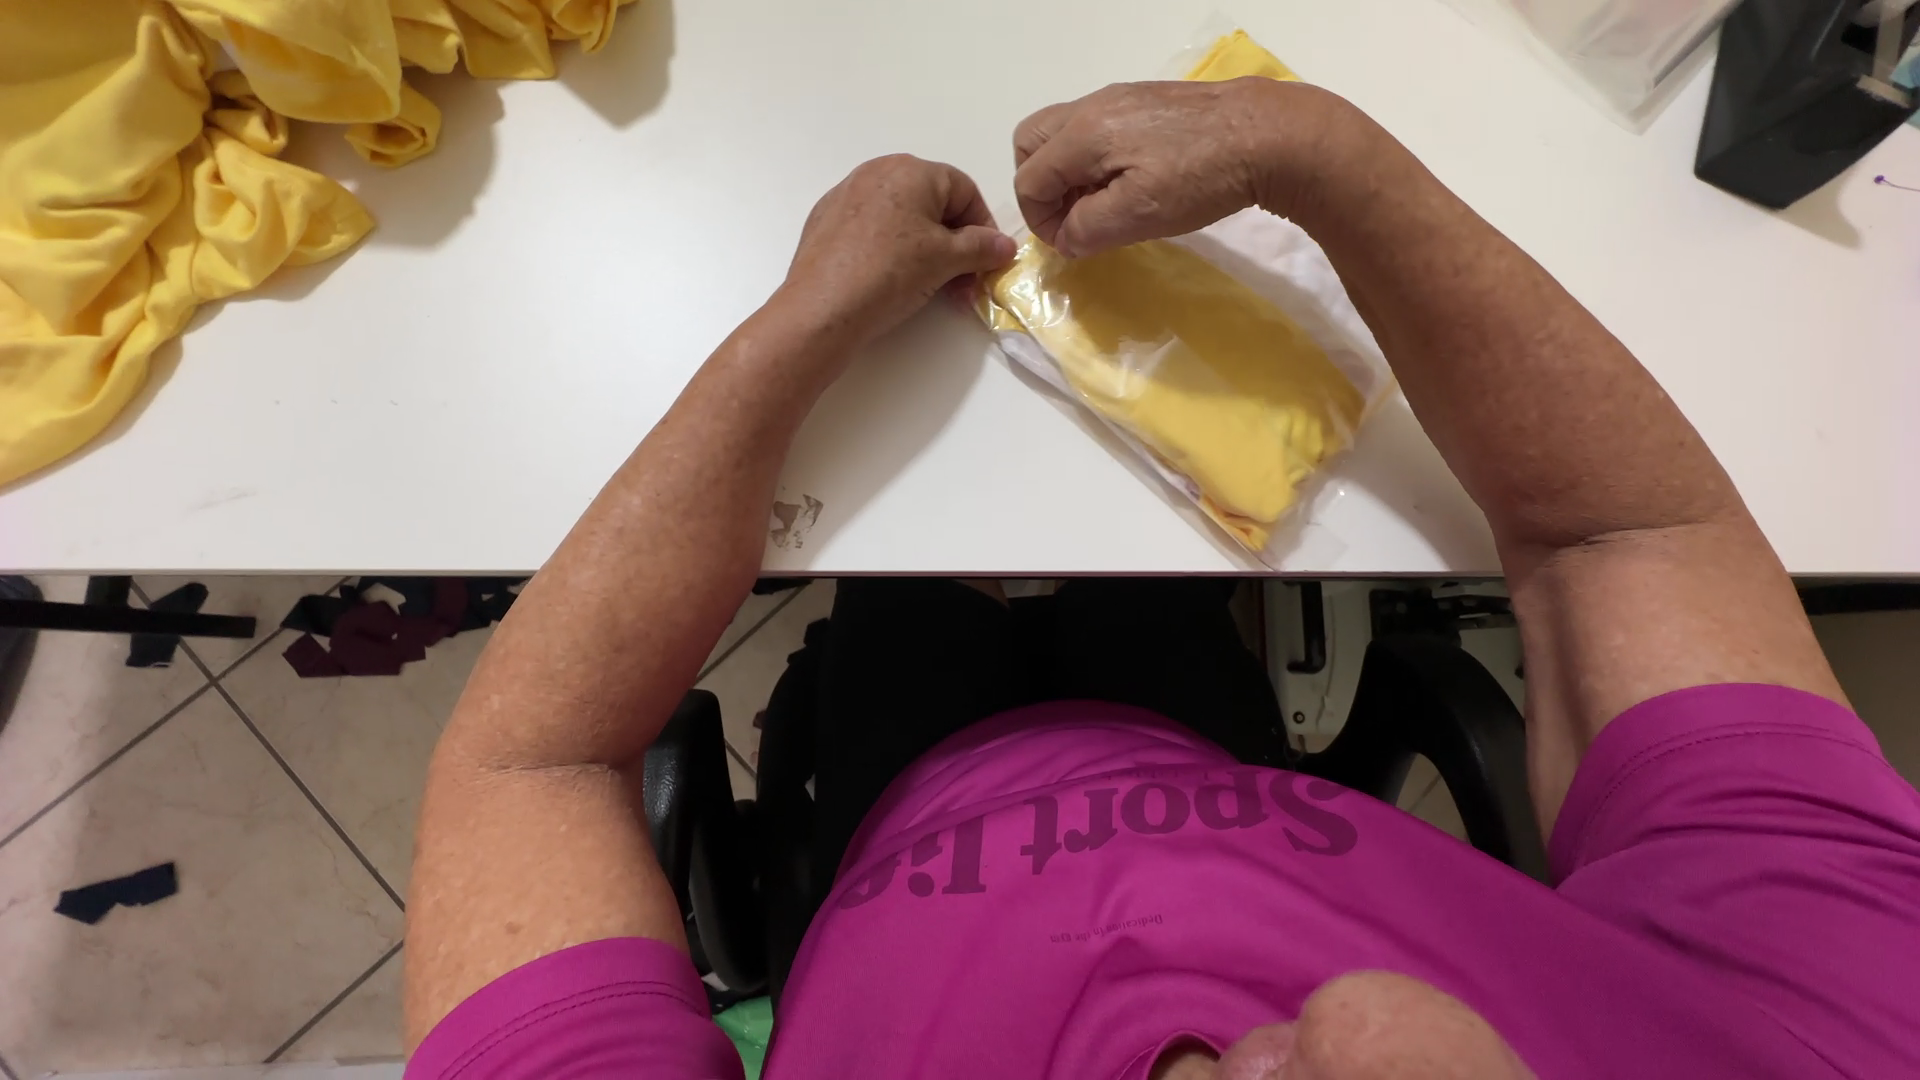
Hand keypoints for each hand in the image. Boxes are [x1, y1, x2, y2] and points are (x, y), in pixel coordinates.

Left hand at [778, 155, 1015, 348]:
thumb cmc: (890, 274)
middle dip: (955, 245)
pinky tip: (892, 284)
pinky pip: (874, 232)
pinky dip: (893, 253)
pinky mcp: (827, 223)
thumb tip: (1005, 246)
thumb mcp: (945, 261)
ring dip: (927, 253)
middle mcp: (877, 171)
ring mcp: (847, 195)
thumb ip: (980, 248)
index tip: (987, 262)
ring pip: (903, 220)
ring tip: (931, 290)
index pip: (964, 190)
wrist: (822, 308)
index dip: (983, 227)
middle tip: (962, 285)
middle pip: (933, 205)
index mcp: (911, 170)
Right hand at [1012, 78, 1351, 256]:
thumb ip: (1084, 229)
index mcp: (1082, 134)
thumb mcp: (1134, 216)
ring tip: (1098, 208)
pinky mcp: (1143, 106)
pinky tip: (1125, 187)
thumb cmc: (1199, 179)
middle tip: (1072, 220)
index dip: (1040, 222)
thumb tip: (1065, 236)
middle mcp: (1092, 108)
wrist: (1268, 136)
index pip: (1028, 180)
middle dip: (1039, 190)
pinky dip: (1090, 164)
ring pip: (1060, 136)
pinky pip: (1092, 133)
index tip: (1073, 244)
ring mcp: (1118, 101)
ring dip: (1064, 177)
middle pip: (1030, 145)